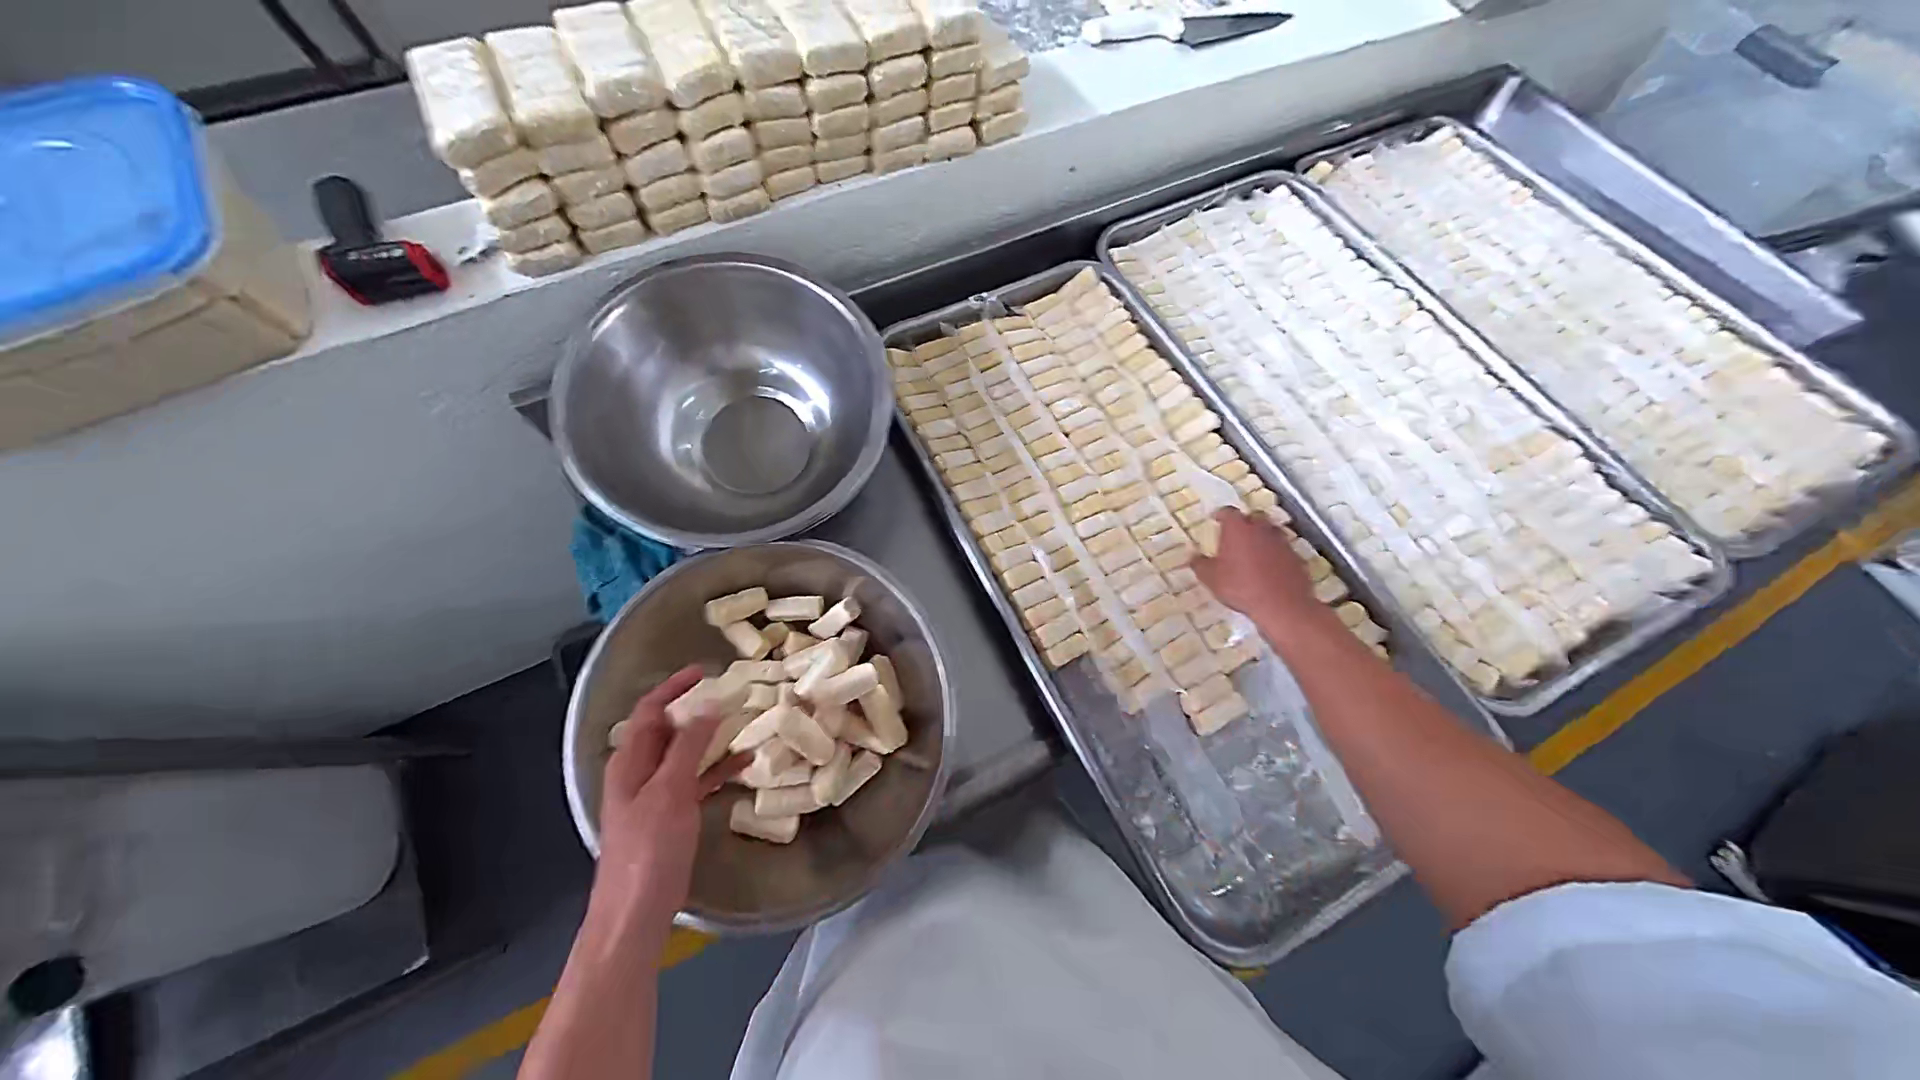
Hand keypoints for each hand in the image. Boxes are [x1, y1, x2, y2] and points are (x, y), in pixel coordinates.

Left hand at [589, 666, 744, 943]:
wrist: (635, 915)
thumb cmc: (648, 850)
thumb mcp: (669, 792)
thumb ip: (688, 747)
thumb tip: (708, 706)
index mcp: (630, 762)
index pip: (650, 710)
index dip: (674, 688)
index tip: (705, 671)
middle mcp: (640, 772)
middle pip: (669, 729)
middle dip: (698, 710)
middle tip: (733, 695)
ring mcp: (657, 795)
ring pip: (686, 753)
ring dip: (712, 737)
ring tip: (744, 722)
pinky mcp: (673, 815)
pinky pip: (697, 780)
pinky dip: (718, 768)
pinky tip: (744, 763)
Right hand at [1190, 508, 1322, 625]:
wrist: (1281, 604)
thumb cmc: (1239, 586)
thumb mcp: (1210, 578)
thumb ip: (1200, 564)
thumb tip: (1193, 556)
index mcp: (1237, 528)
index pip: (1227, 512)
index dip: (1220, 515)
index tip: (1215, 519)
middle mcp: (1261, 528)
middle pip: (1253, 517)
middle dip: (1244, 523)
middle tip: (1235, 535)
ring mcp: (1281, 541)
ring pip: (1270, 532)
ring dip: (1261, 538)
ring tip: (1252, 552)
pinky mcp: (1296, 557)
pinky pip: (1282, 550)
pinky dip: (1275, 554)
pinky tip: (1269, 568)